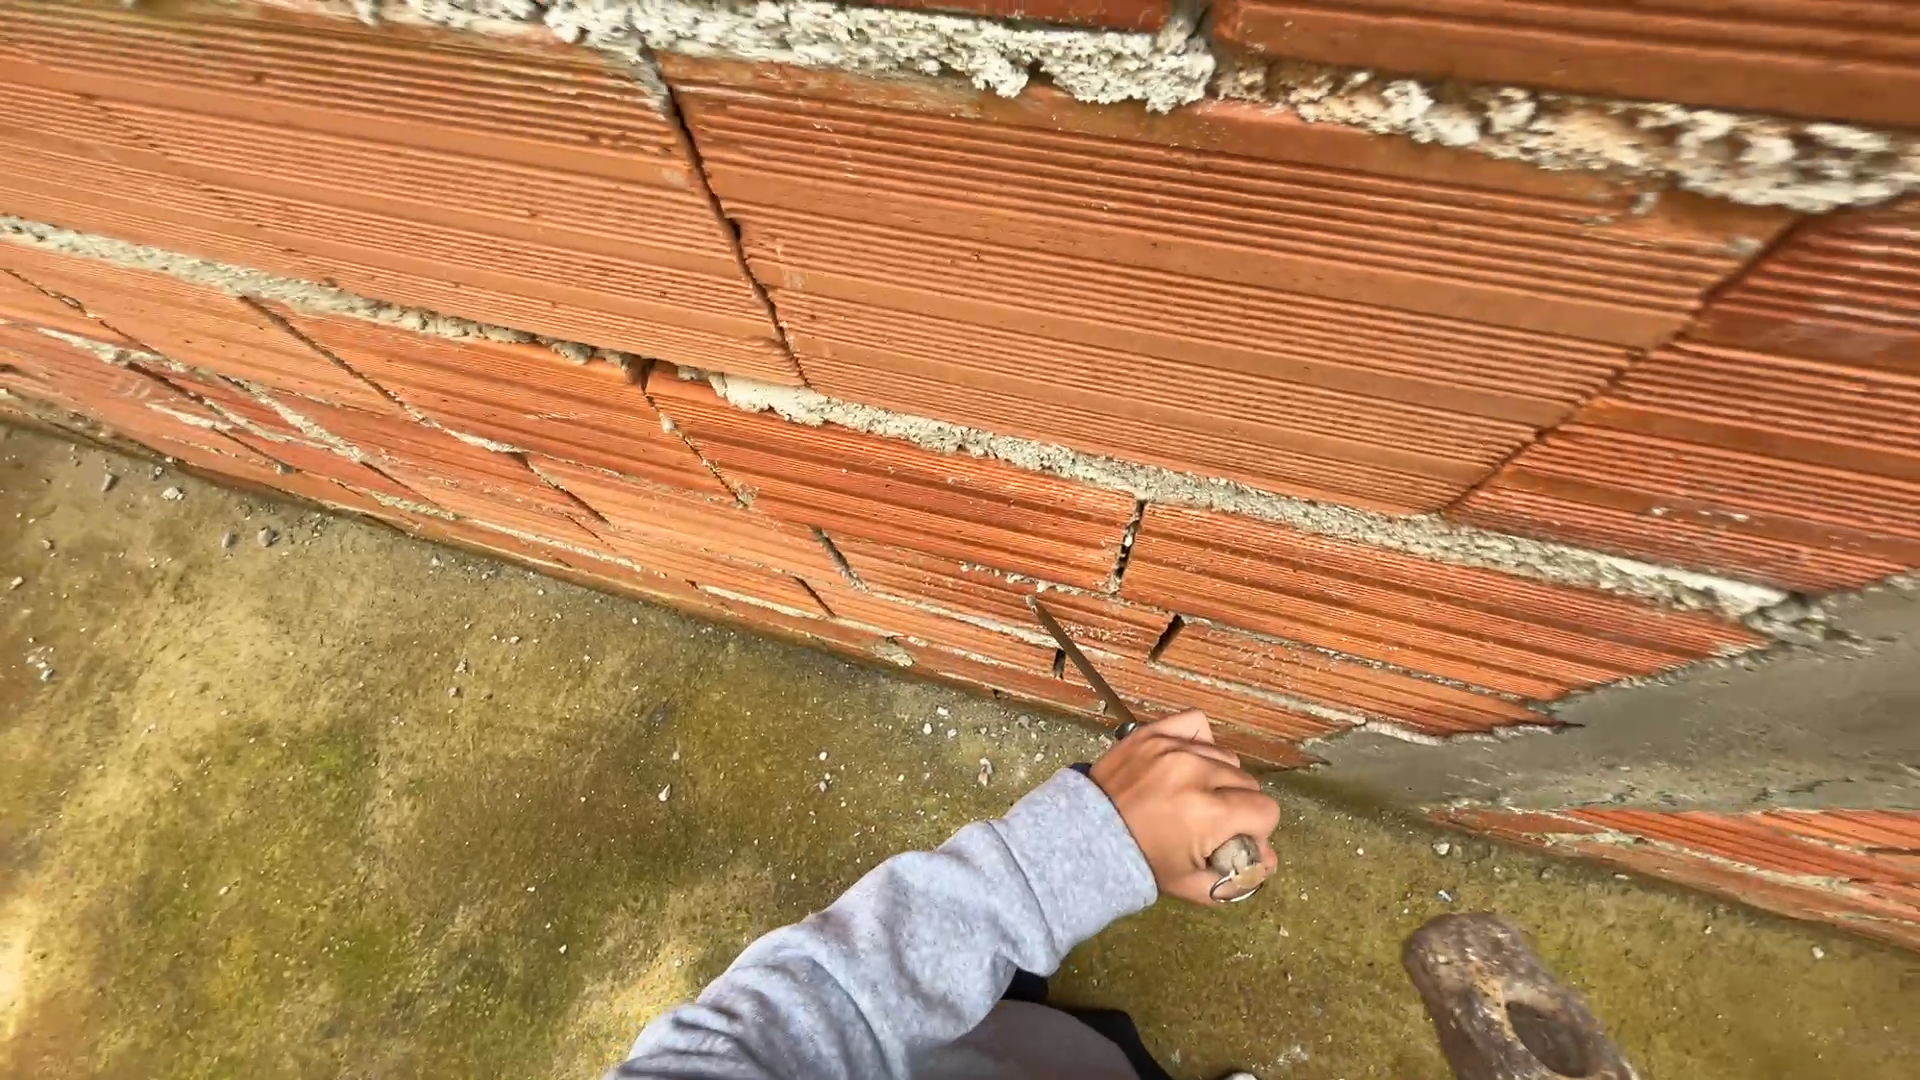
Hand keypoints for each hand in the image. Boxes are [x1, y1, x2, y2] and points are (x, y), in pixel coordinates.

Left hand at [1088, 710, 1279, 903]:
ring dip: (1217, 775)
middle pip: (1247, 782)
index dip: (1255, 828)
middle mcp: (1194, 772)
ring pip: (1224, 756)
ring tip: (1192, 792)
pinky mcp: (1152, 732)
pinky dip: (1199, 740)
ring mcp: (1171, 747)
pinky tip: (1188, 760)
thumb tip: (1269, 857)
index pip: (1266, 809)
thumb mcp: (1194, 885)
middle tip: (1209, 818)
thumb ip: (1240, 878)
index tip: (1233, 835)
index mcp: (1208, 812)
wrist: (1088, 832)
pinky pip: (1195, 723)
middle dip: (1236, 803)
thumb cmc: (1142, 860)